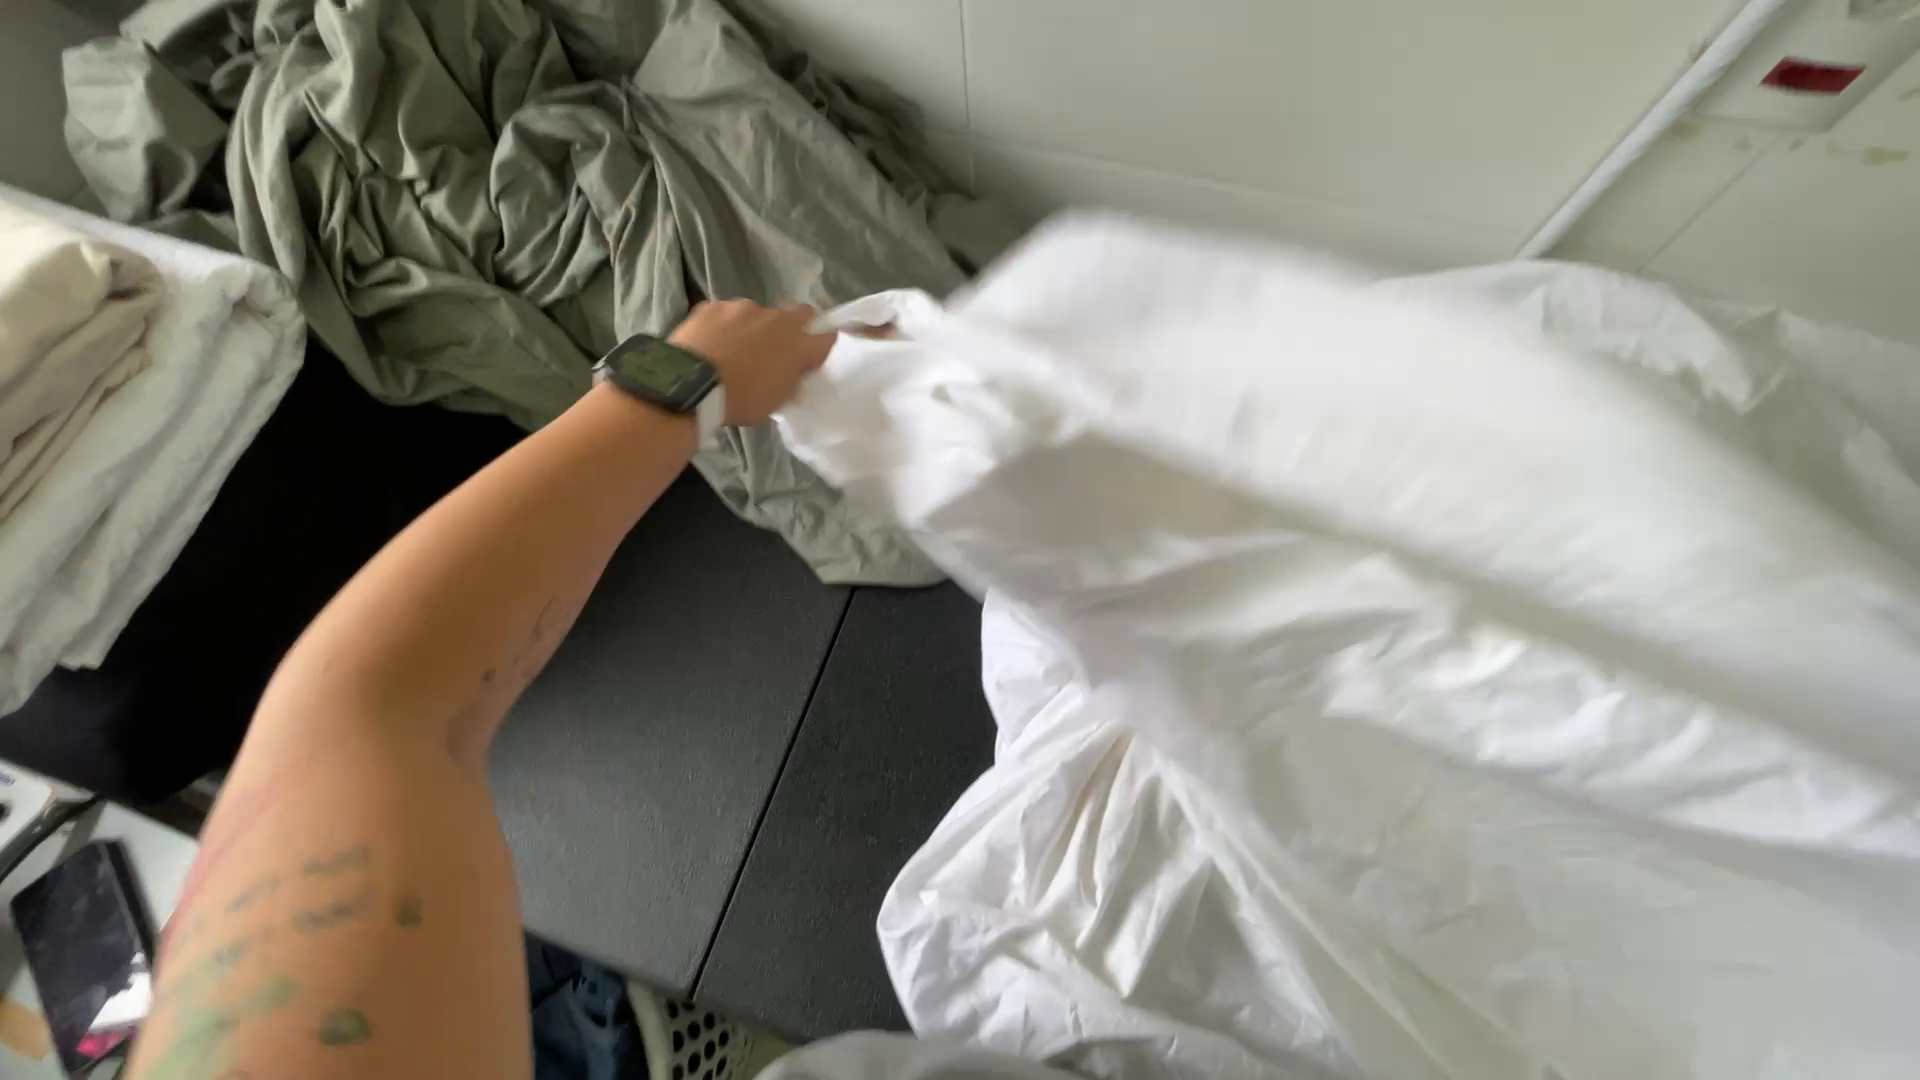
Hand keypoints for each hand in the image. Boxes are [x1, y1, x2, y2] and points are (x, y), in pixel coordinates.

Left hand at [669, 299, 835, 425]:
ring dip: (755, 326)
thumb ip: (790, 380)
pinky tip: (713, 342)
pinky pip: (726, 312)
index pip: (828, 339)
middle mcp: (776, 320)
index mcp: (797, 346)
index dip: (825, 345)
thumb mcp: (776, 400)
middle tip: (783, 344)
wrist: (691, 384)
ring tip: (736, 347)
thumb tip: (792, 371)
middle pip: (801, 311)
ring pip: (759, 312)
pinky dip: (725, 325)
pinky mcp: (714, 305)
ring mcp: (743, 308)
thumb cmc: (740, 400)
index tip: (818, 354)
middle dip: (798, 324)